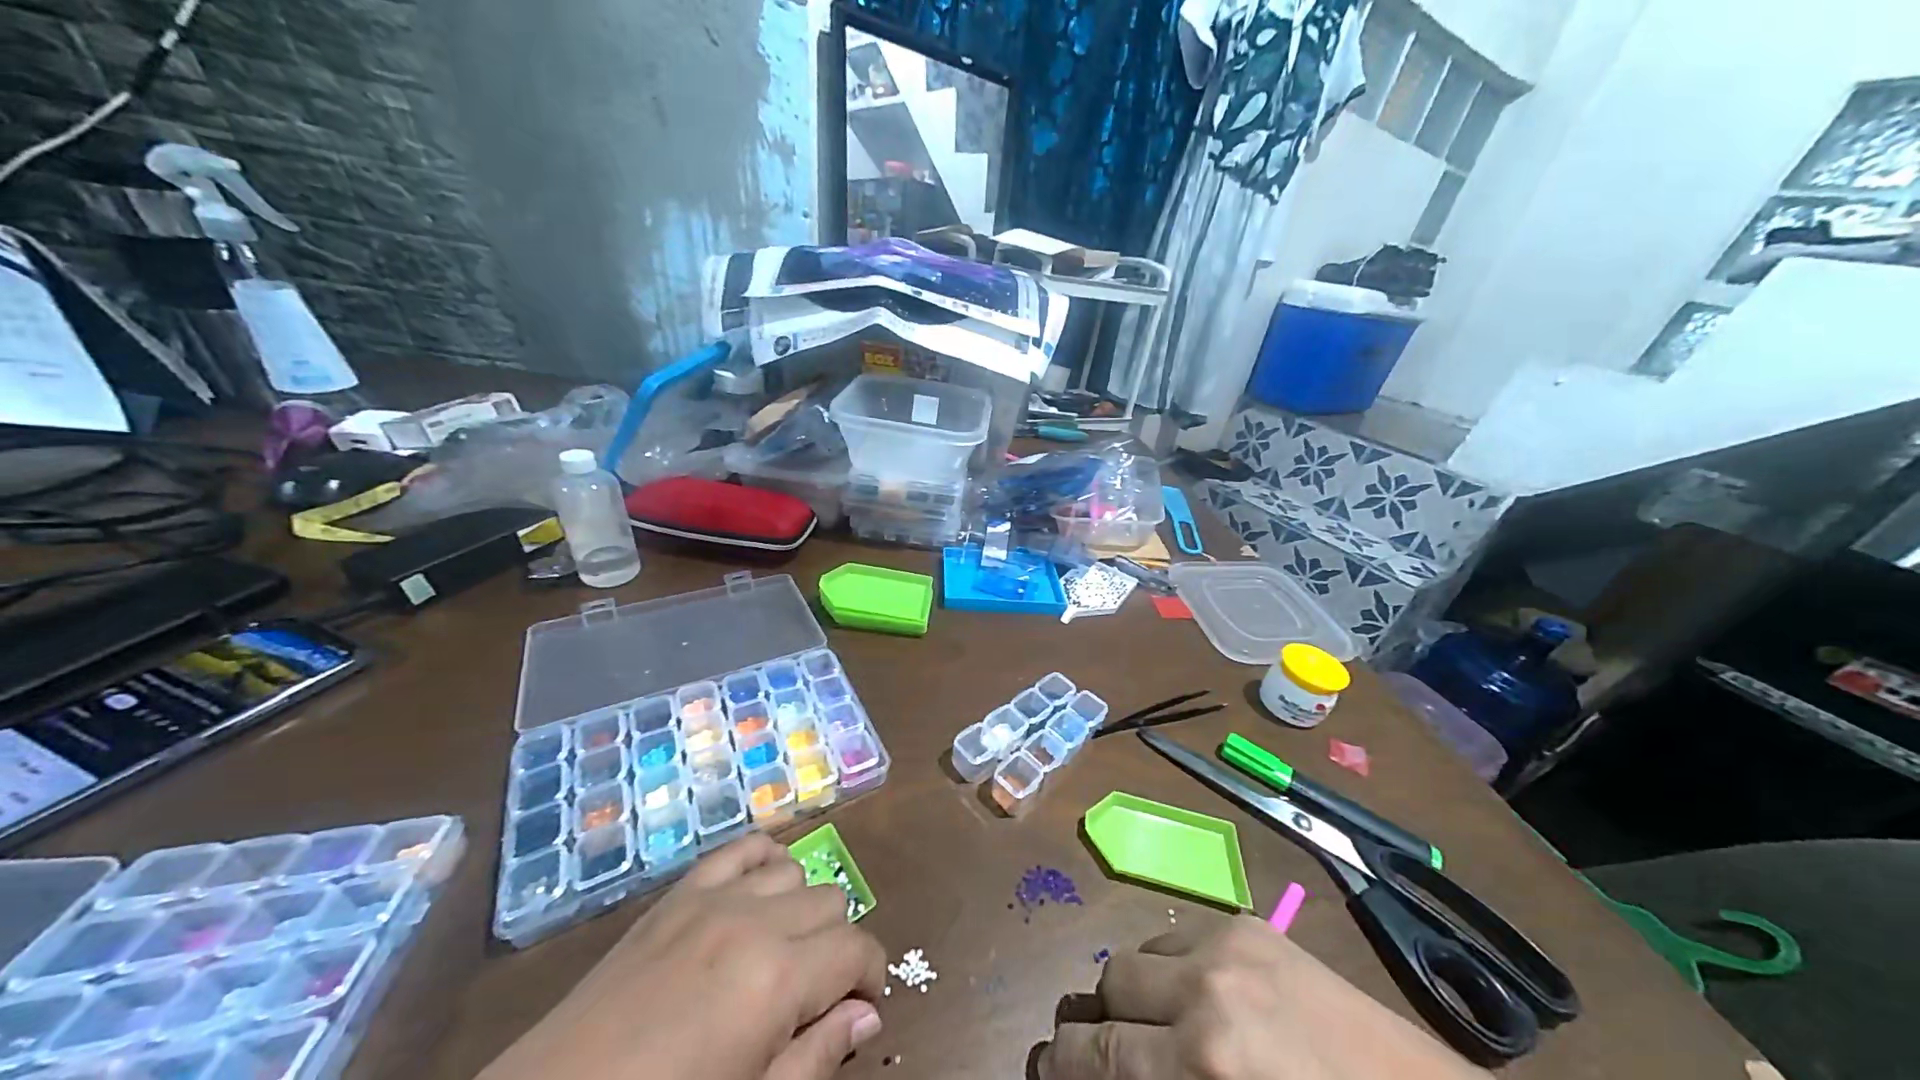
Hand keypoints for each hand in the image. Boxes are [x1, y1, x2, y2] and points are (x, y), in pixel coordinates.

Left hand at [481, 833, 886, 1079]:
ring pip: (794, 871)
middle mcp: (754, 920)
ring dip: (801, 908)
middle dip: (836, 945)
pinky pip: (739, 849)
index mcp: (778, 977)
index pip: (858, 949)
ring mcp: (712, 897)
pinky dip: (762, 862)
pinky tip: (758, 894)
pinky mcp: (677, 893)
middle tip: (812, 994)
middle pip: (831, 902)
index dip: (871, 977)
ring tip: (780, 951)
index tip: (859, 1006)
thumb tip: (867, 1015)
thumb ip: (818, 1057)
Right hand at [1041, 916, 1489, 1079]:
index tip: (1050, 1070)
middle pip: (1108, 986)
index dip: (1062, 1064)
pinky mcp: (1252, 926)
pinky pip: (1178, 938)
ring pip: (1138, 954)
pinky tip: (1203, 999)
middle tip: (1113, 1053)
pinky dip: (1172, 969)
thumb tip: (1100, 1069)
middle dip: (1103, 1024)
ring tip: (1162, 1025)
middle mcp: (1206, 990)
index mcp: (1202, 1060)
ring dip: (1138, 992)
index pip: (1096, 1052)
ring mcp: (1231, 945)